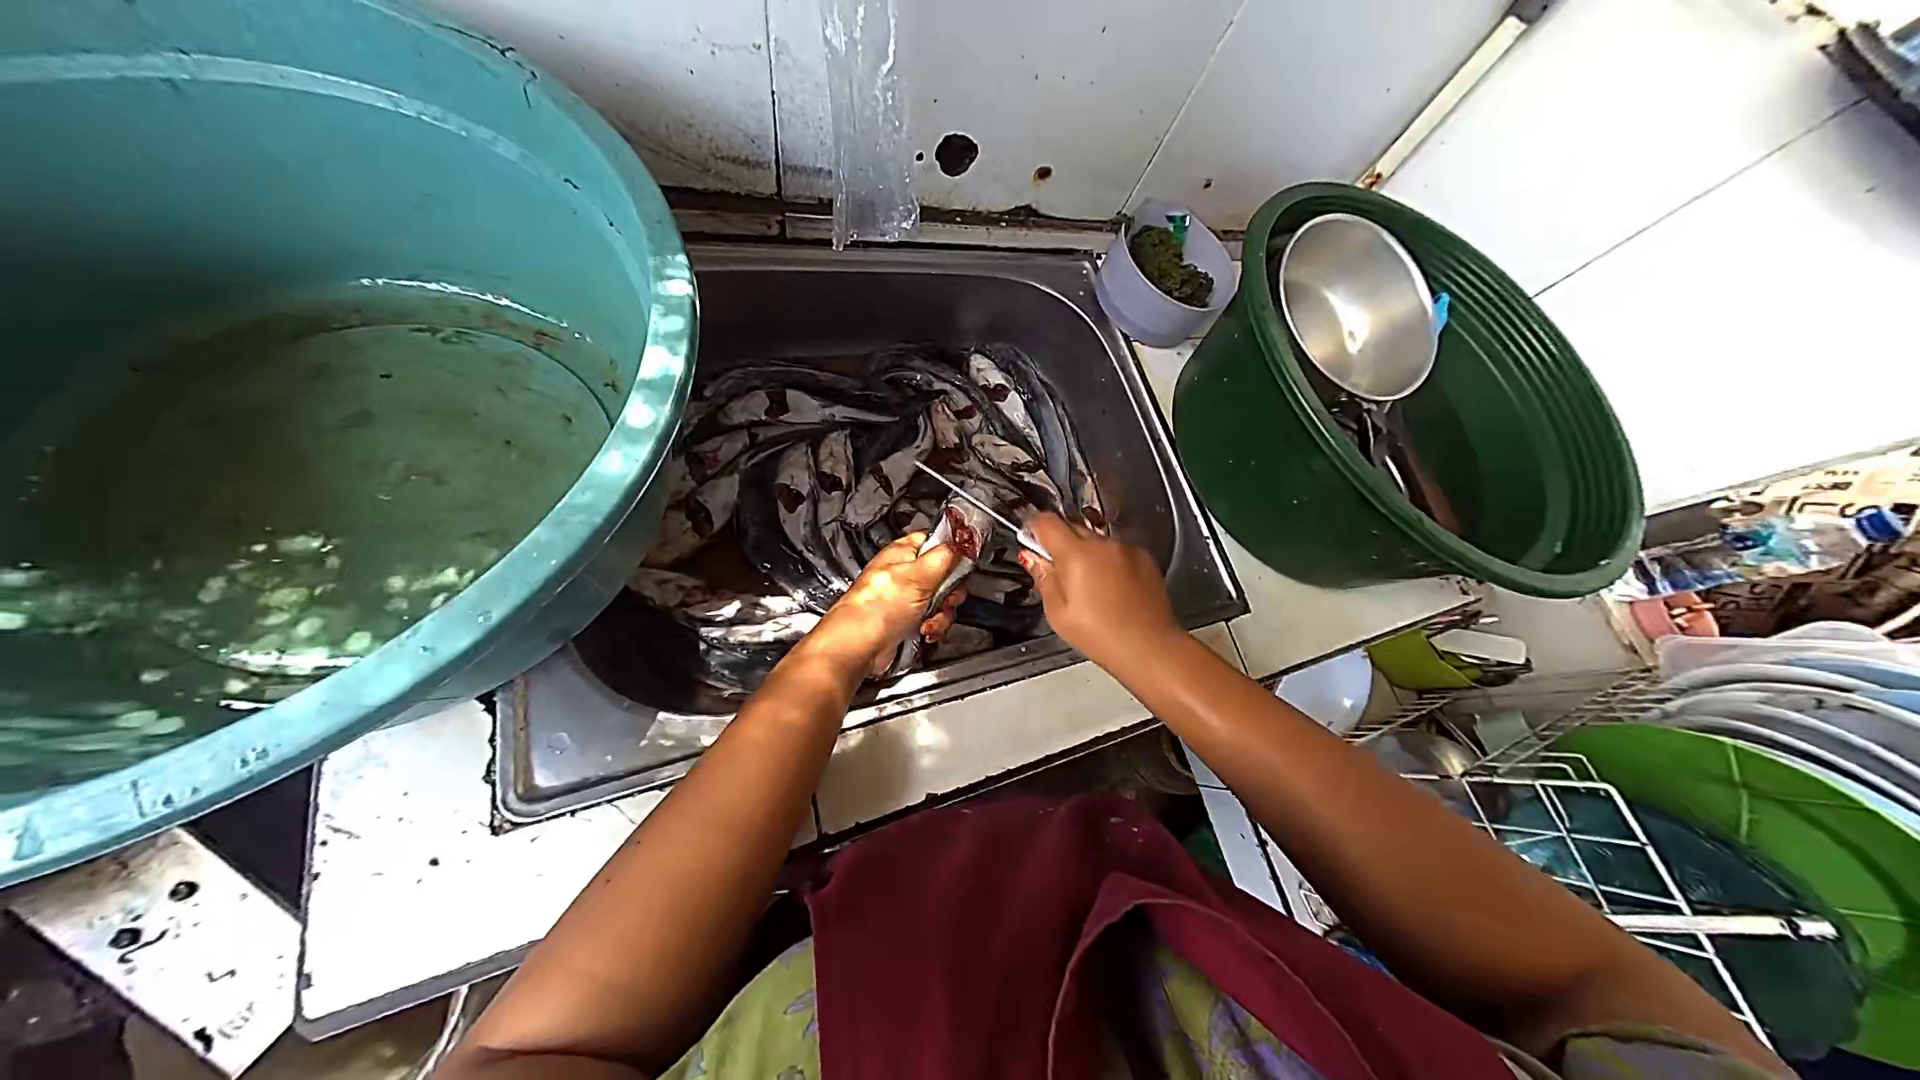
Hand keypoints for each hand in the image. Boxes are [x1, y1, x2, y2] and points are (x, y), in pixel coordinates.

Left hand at [813, 533, 965, 676]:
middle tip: (946, 597)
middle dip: (952, 590)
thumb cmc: (876, 607)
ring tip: (929, 619)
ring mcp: (907, 598)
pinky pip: (933, 620)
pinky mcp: (908, 621)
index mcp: (904, 553)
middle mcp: (905, 574)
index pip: (936, 540)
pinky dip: (934, 627)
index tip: (964, 563)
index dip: (953, 550)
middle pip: (945, 574)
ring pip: (943, 601)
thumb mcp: (919, 574)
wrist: (859, 646)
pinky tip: (924, 631)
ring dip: (943, 613)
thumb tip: (963, 545)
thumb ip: (945, 556)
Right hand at [1019, 515, 1181, 667]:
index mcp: (1077, 555)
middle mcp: (1103, 545)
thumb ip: (1044, 579)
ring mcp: (1126, 550)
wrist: (1149, 646)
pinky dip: (1110, 562)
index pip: (1047, 522)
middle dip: (1061, 545)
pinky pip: (1118, 551)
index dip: (1035, 528)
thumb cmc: (1104, 636)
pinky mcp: (1144, 558)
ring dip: (1087, 555)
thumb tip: (1034, 560)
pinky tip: (1110, 589)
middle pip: (1072, 528)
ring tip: (1088, 589)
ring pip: (1096, 541)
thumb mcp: (1058, 614)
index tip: (1032, 538)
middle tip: (1058, 574)